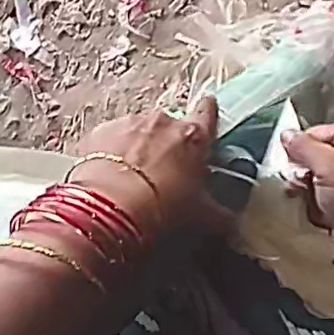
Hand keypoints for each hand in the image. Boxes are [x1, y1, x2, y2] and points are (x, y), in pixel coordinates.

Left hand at [70, 97, 228, 238]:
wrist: (110, 211)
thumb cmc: (164, 210)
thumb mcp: (203, 218)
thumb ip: (223, 215)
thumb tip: (234, 223)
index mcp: (194, 135)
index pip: (208, 111)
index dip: (207, 115)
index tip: (205, 121)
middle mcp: (163, 121)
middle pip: (171, 124)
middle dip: (169, 142)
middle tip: (167, 170)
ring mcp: (129, 123)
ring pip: (140, 130)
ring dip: (140, 146)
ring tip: (134, 178)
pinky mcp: (99, 132)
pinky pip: (111, 139)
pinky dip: (112, 152)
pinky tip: (111, 177)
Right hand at [284, 125, 333, 241]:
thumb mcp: (326, 164)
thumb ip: (303, 147)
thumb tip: (286, 134)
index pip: (316, 133)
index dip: (301, 147)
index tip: (292, 162)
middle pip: (313, 157)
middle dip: (304, 173)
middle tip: (303, 183)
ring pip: (313, 180)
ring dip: (309, 193)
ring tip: (315, 201)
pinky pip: (320, 198)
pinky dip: (317, 206)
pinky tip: (323, 213)